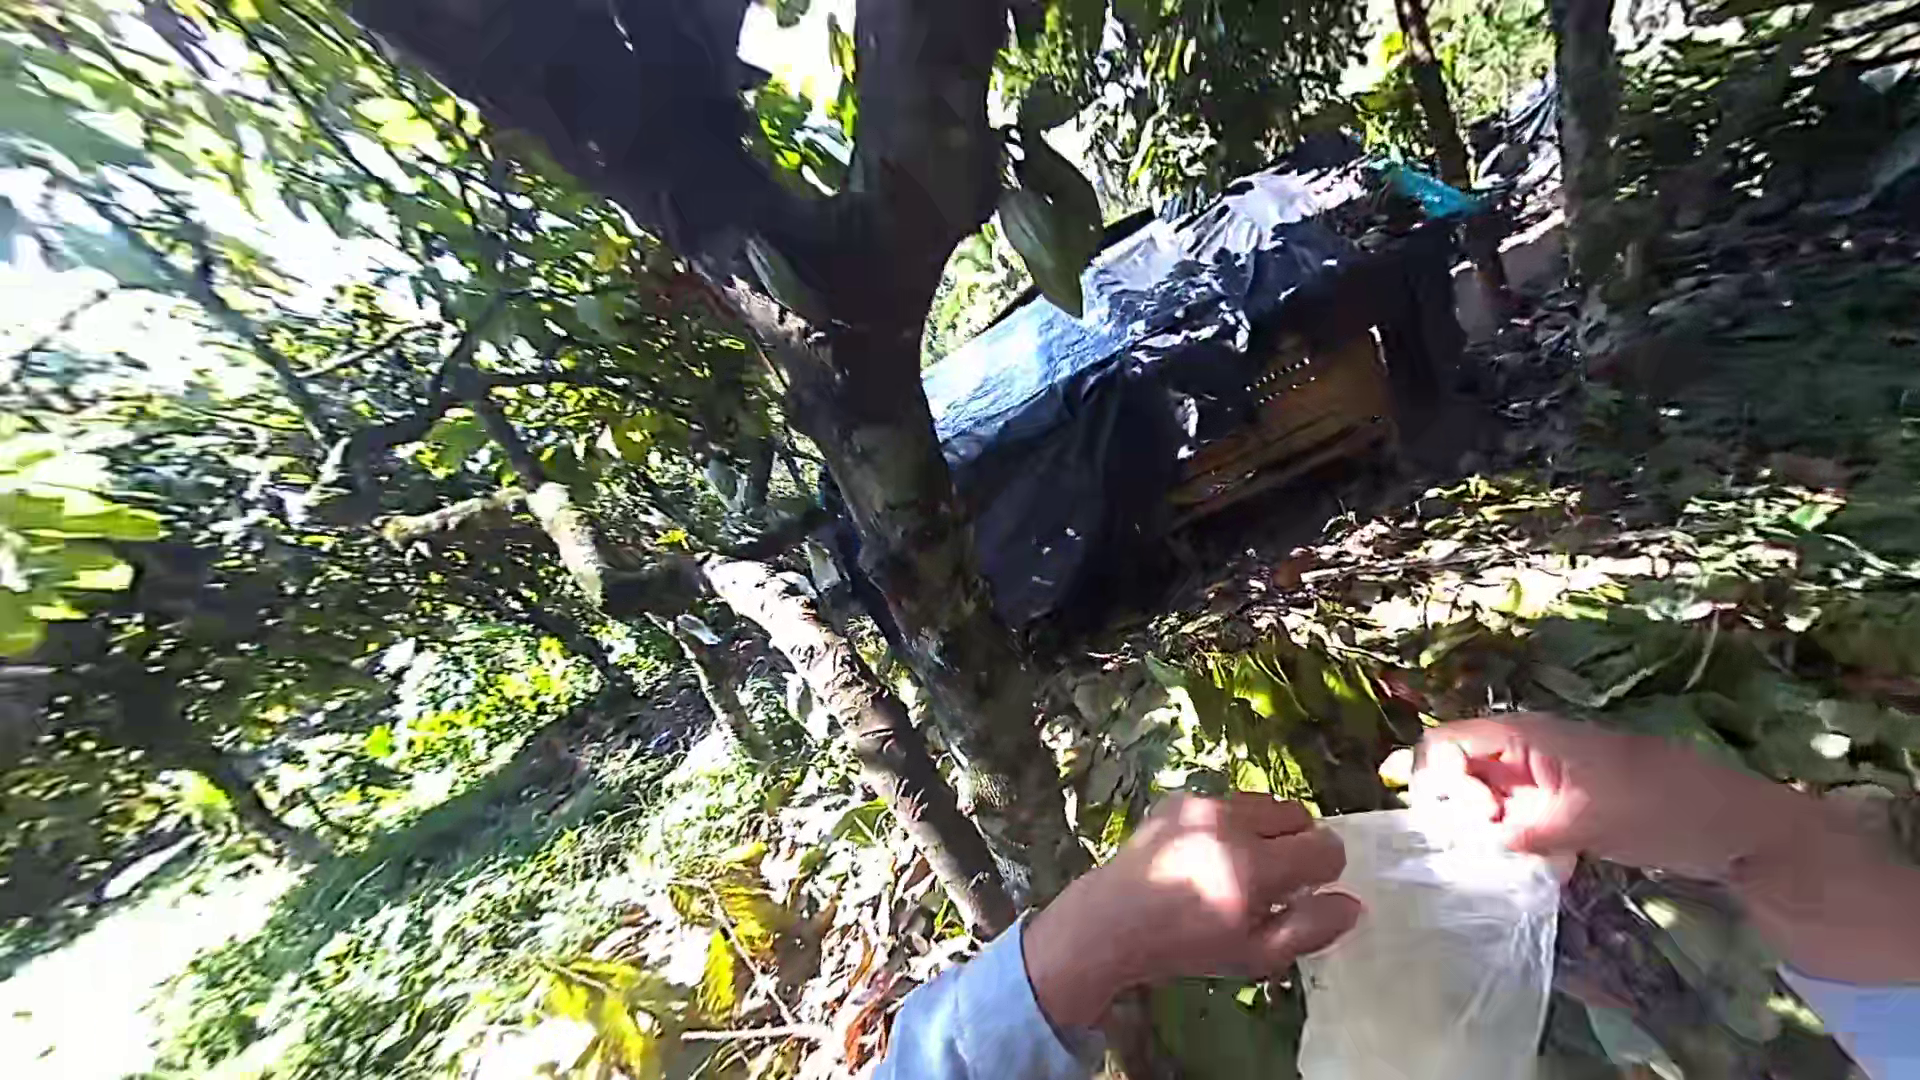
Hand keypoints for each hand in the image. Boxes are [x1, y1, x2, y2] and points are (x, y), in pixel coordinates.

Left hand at [1022, 792, 1360, 1028]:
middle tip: (1279, 877)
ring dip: (1268, 827)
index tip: (1310, 887)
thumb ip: (1312, 927)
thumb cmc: (1190, 943)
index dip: (1327, 868)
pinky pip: (1227, 800)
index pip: (1324, 845)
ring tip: (1243, 863)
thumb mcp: (1258, 955)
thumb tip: (1351, 901)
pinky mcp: (1179, 797)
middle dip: (1300, 841)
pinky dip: (1233, 820)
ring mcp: (1201, 804)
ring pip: (1263, 801)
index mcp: (1255, 864)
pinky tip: (1210, 851)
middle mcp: (1231, 822)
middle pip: (1296, 813)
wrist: (1118, 915)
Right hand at [1413, 713, 1804, 878]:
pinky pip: (1507, 816)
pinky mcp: (1548, 801)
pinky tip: (1549, 863)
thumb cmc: (1663, 808)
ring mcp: (1530, 776)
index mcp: (1517, 736)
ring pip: (1476, 796)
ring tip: (1523, 858)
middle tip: (1489, 841)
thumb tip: (1475, 845)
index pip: (1442, 744)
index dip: (1443, 778)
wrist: (1746, 831)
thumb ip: (1522, 831)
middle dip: (1457, 808)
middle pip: (1451, 768)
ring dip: (1487, 830)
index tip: (1481, 815)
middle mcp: (1513, 750)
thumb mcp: (1587, 820)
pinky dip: (1515, 841)